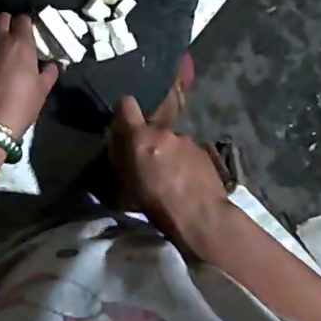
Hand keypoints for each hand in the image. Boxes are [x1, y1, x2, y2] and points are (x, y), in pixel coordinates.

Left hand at [0, 13, 59, 137]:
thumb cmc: (20, 104)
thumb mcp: (42, 89)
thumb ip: (50, 72)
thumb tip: (54, 64)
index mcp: (20, 42)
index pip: (24, 18)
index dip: (28, 23)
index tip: (32, 33)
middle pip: (2, 17)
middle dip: (9, 23)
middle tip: (15, 36)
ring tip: (1, 50)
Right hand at [110, 95, 234, 256]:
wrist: (200, 216)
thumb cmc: (157, 204)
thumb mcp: (125, 186)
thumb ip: (119, 159)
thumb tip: (117, 145)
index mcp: (140, 137)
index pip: (126, 104)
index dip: (124, 112)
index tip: (125, 127)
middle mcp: (163, 131)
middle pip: (151, 128)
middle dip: (149, 141)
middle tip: (150, 163)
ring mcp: (185, 139)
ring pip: (170, 140)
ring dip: (169, 152)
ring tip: (173, 176)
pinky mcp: (202, 150)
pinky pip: (187, 150)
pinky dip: (185, 161)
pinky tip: (188, 180)